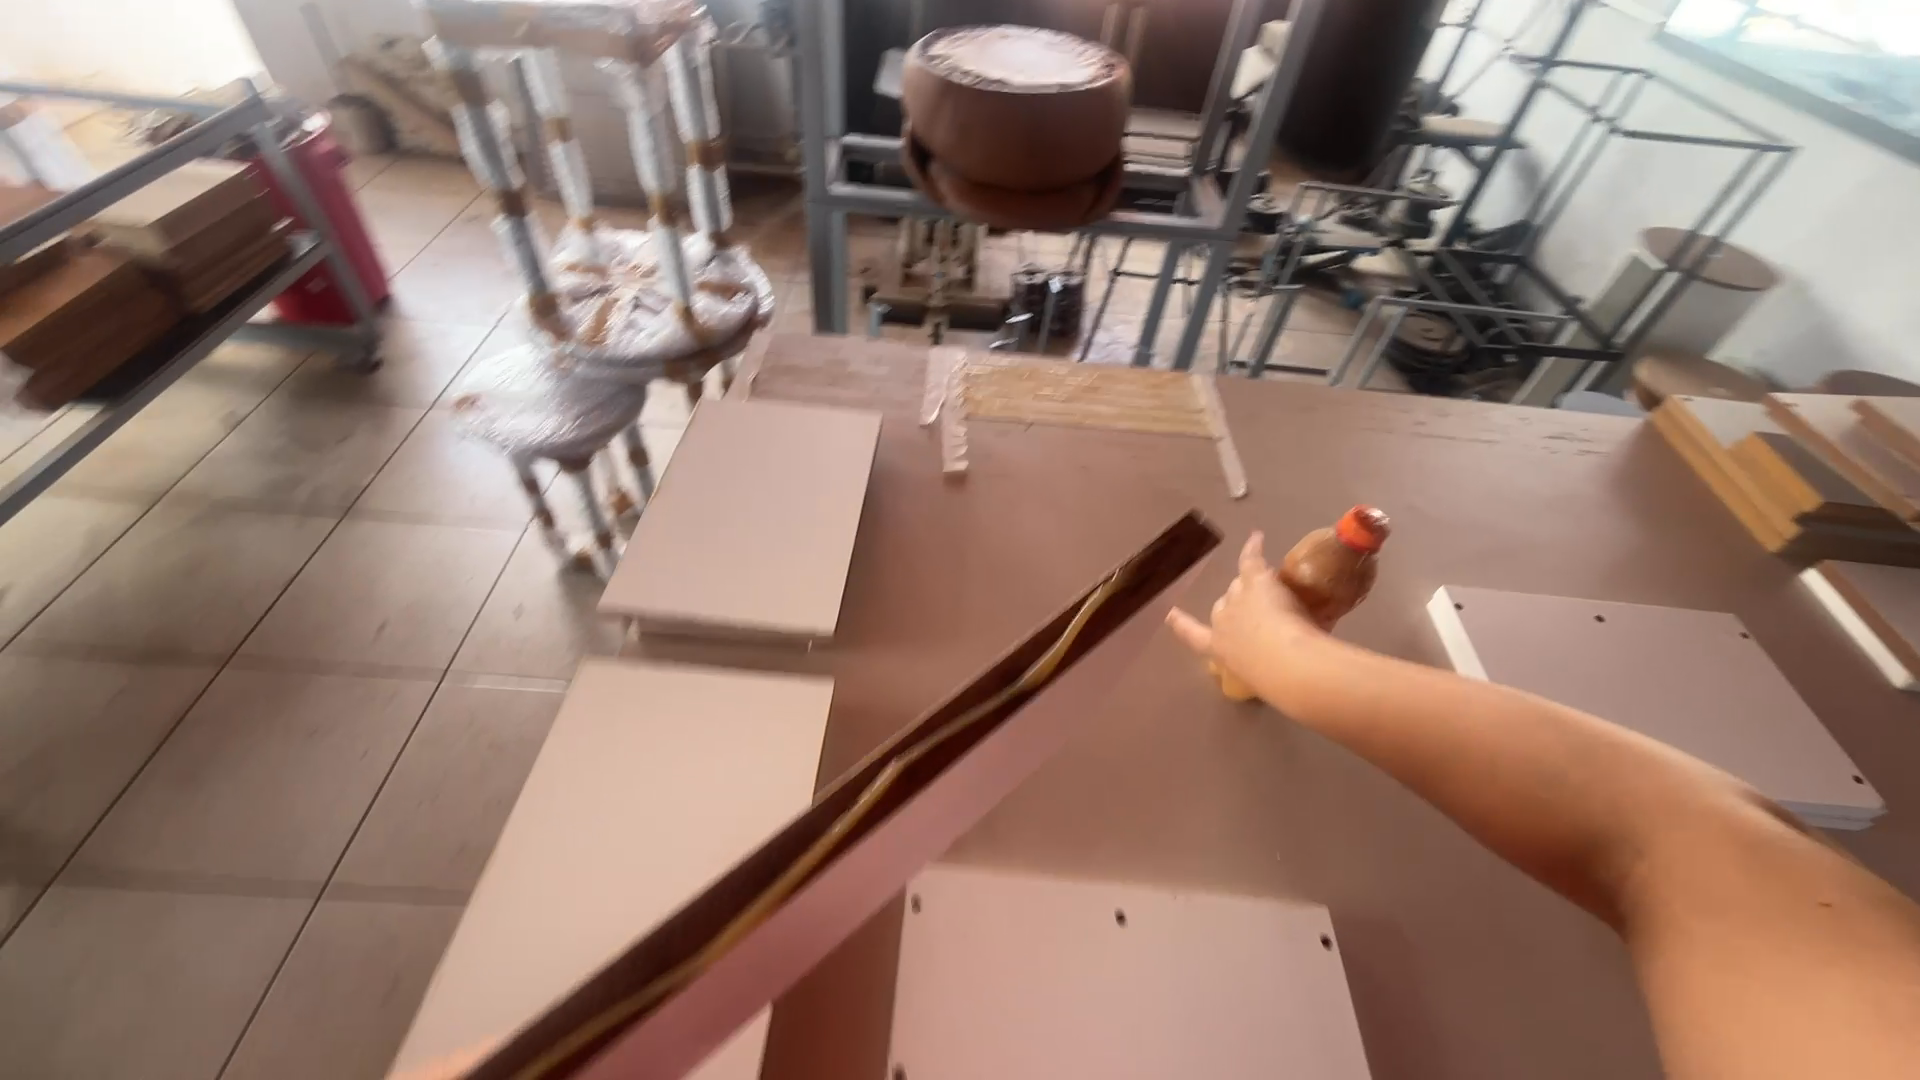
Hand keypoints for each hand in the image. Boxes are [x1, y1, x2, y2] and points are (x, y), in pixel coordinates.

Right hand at [1166, 532, 1317, 699]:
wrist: (1284, 662)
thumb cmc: (1274, 680)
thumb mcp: (1257, 678)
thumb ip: (1258, 668)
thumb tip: (1273, 673)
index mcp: (1218, 649)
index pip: (1195, 636)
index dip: (1182, 624)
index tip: (1170, 615)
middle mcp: (1221, 621)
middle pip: (1222, 606)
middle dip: (1237, 608)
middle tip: (1259, 615)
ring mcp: (1237, 599)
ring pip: (1240, 586)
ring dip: (1252, 588)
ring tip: (1272, 593)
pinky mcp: (1255, 582)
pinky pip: (1250, 560)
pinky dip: (1253, 547)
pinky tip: (1256, 536)